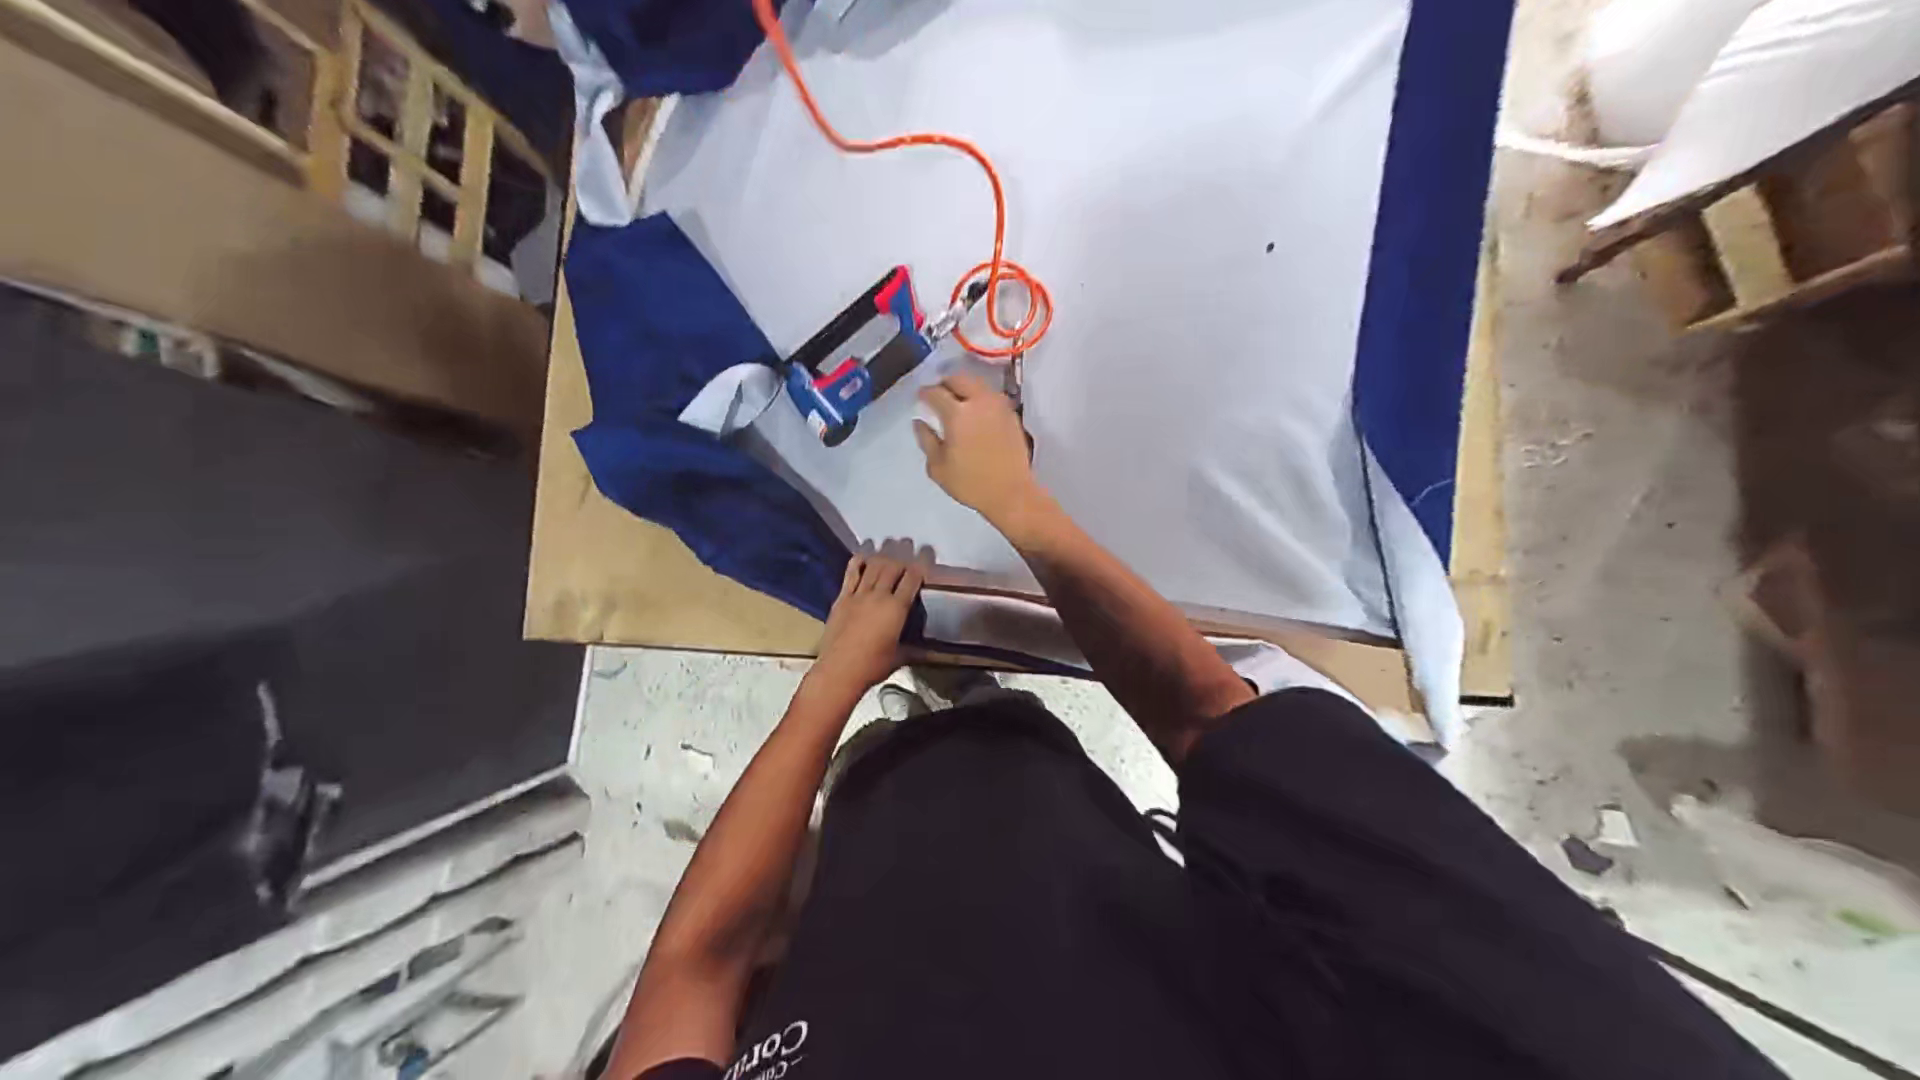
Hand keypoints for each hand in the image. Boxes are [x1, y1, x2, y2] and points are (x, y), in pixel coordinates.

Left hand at [805, 539, 927, 702]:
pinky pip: (851, 574)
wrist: (839, 671)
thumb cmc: (873, 666)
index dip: (921, 564)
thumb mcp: (900, 656)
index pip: (912, 578)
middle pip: (893, 566)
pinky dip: (859, 561)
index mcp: (897, 609)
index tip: (926, 554)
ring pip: (873, 566)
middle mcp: (879, 596)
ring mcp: (858, 595)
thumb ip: (916, 649)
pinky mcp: (842, 598)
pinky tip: (863, 554)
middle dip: (902, 553)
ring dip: (882, 553)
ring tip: (889, 544)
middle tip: (908, 545)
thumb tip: (933, 652)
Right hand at [913, 374, 1047, 529]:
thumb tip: (920, 422)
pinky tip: (976, 412)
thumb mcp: (937, 467)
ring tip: (957, 402)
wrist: (1011, 493)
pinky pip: (991, 397)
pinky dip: (980, 398)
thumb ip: (926, 440)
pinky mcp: (1011, 415)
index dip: (925, 393)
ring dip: (964, 388)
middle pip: (959, 379)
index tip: (920, 397)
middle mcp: (979, 402)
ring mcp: (999, 406)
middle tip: (938, 394)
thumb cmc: (970, 483)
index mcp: (957, 414)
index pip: (936, 392)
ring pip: (978, 385)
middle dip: (945, 383)